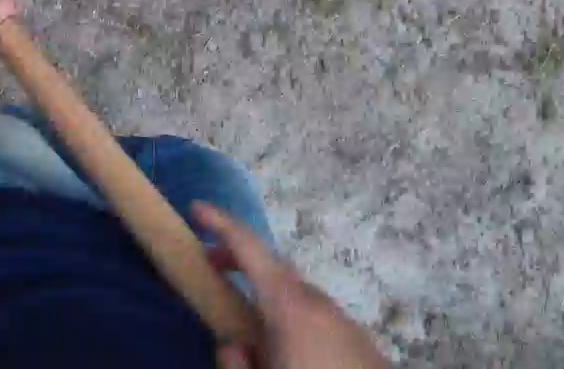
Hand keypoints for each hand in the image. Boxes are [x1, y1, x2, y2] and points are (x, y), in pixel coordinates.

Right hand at [194, 204, 389, 368]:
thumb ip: (234, 364)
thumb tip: (232, 345)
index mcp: (289, 308)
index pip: (249, 247)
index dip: (220, 223)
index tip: (196, 210)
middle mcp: (319, 305)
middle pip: (274, 267)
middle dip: (241, 258)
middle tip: (211, 266)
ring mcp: (347, 326)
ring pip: (299, 294)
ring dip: (268, 290)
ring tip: (246, 314)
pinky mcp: (367, 350)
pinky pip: (320, 318)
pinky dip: (294, 314)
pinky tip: (288, 348)